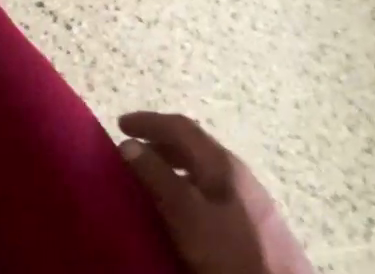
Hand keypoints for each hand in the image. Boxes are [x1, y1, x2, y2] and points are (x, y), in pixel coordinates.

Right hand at [118, 112, 312, 273]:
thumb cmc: (230, 253)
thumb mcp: (186, 214)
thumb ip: (157, 176)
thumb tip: (129, 144)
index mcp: (222, 163)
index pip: (181, 126)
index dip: (148, 121)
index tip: (119, 125)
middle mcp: (238, 174)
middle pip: (193, 146)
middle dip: (159, 144)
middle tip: (130, 152)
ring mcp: (249, 200)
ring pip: (203, 171)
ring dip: (173, 167)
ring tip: (149, 181)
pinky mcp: (255, 226)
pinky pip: (211, 193)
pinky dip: (187, 189)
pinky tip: (180, 212)